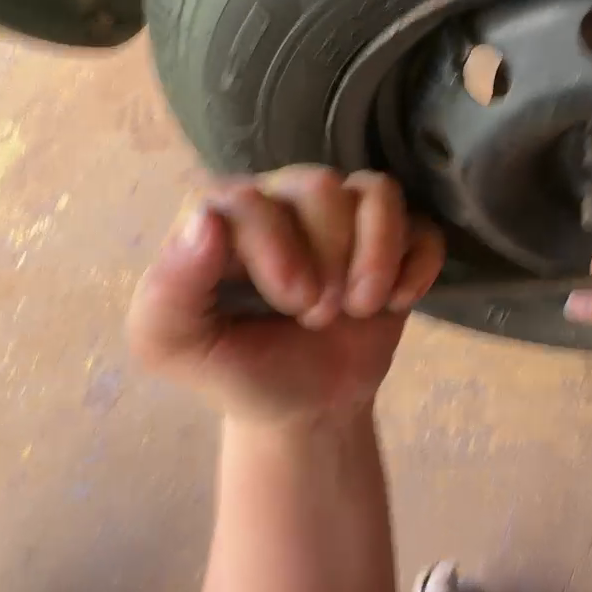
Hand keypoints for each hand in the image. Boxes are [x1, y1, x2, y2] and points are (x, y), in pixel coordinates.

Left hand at [128, 166, 444, 419]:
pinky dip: (417, 266)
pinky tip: (397, 302)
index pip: (248, 198)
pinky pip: (423, 225)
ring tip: (362, 305)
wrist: (308, 404)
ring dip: (378, 255)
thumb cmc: (240, 368)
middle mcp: (286, 200)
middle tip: (319, 314)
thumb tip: (208, 221)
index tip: (293, 304)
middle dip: (329, 257)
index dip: (277, 248)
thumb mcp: (176, 347)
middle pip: (321, 186)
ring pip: (377, 191)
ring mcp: (348, 217)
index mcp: (224, 217)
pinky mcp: (398, 240)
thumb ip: (169, 290)